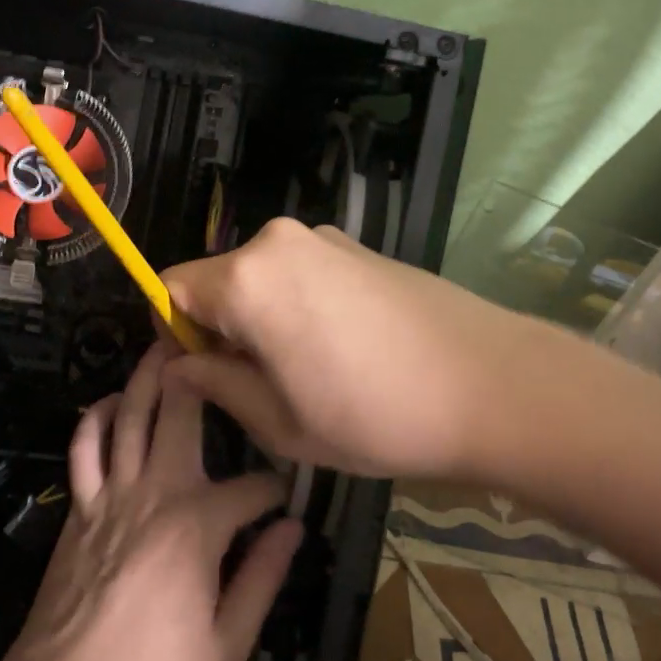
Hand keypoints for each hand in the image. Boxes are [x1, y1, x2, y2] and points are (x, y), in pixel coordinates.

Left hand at [0, 347, 303, 660]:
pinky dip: (93, 416)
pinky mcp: (80, 504)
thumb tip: (292, 527)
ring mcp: (112, 492)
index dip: (276, 489)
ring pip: (130, 415)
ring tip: (162, 345)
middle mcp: (157, 490)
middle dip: (200, 371)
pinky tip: (108, 401)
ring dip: (146, 375)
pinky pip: (84, 446)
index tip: (284, 500)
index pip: (254, 486)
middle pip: (181, 411)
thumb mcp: (227, 640)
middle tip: (212, 339)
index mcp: (200, 523)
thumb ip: (264, 577)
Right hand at [161, 217, 552, 480]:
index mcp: (247, 278)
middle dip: (220, 329)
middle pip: (217, 280)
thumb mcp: (280, 421)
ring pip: (261, 277)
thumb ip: (216, 384)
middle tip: (258, 387)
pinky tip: (342, 350)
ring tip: (307, 373)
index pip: (170, 288)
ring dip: (262, 319)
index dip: (172, 333)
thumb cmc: (374, 414)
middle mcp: (277, 242)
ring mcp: (323, 238)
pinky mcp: (359, 246)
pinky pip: (300, 272)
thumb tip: (179, 365)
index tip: (202, 375)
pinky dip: (298, 305)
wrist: (489, 383)